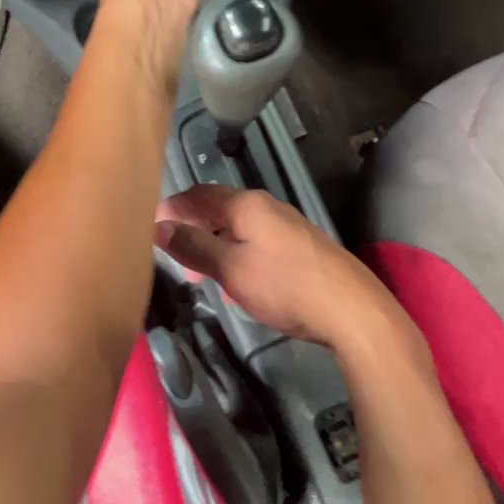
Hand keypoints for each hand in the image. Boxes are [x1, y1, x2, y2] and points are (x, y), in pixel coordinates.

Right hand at [155, 186, 399, 348]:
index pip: (199, 194)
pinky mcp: (300, 246)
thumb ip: (195, 247)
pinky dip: (236, 254)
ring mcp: (287, 225)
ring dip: (214, 245)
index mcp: (246, 204)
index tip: (151, 227)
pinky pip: (256, 241)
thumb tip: (161, 227)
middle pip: (218, 208)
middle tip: (173, 257)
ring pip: (238, 227)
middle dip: (193, 228)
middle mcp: (266, 205)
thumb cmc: (284, 286)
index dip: (173, 208)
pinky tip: (237, 282)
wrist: (351, 309)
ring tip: (201, 275)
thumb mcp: (231, 269)